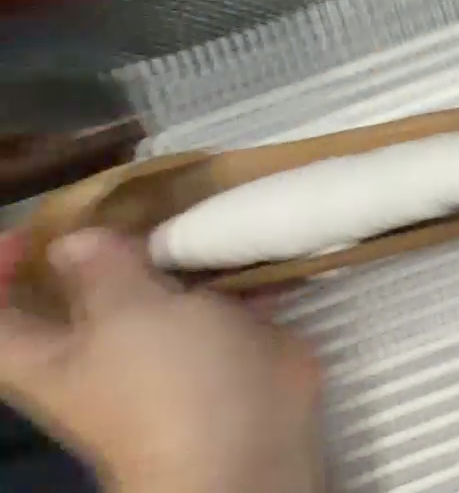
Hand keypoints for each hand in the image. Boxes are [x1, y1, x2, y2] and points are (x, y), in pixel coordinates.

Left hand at [0, 229, 323, 492]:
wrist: (246, 430)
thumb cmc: (165, 378)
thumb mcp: (127, 316)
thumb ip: (104, 272)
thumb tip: (77, 237)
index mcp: (50, 352)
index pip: (0, 309)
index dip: (5, 266)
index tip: (41, 223)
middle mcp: (103, 344)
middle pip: (89, 288)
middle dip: (111, 245)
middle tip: (143, 200)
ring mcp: (171, 341)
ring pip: (165, 285)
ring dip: (183, 250)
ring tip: (207, 207)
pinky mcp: (229, 335)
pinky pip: (228, 291)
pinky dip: (241, 266)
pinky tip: (260, 238)